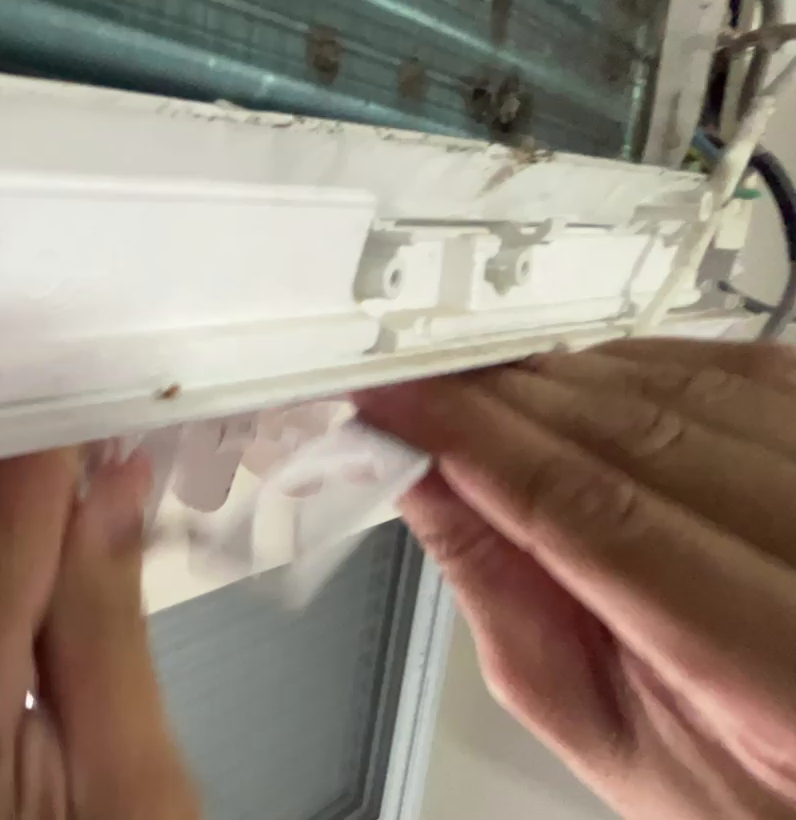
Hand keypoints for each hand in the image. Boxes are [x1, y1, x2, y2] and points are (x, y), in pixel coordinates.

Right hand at [355, 339, 795, 819]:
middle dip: (492, 399)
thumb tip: (416, 477)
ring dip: (549, 380)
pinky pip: (745, 368)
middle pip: (639, 436)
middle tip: (402, 389)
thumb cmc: (736, 778)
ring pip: (687, 388)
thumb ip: (499, 590)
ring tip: (468, 395)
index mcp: (788, 675)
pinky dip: (628, 366)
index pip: (595, 514)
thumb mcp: (592, 715)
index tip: (388, 401)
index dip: (470, 438)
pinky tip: (566, 388)